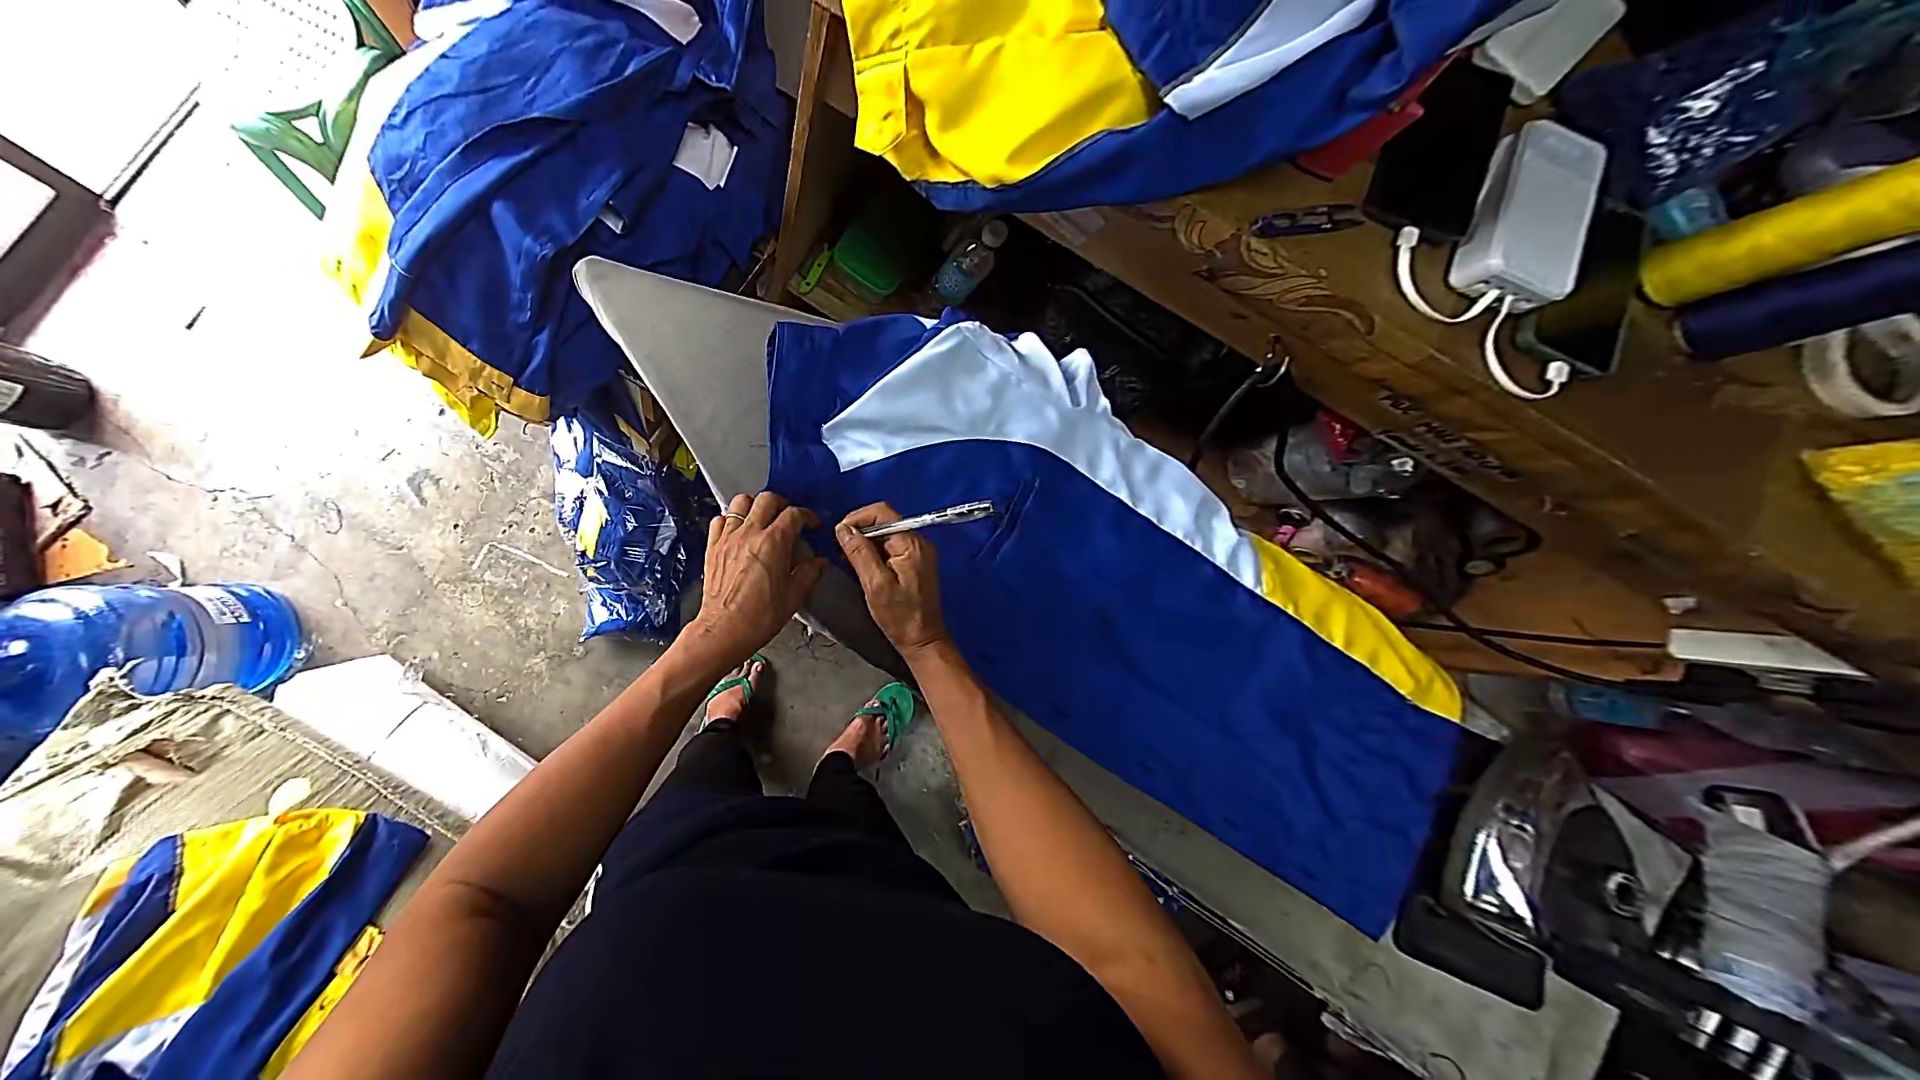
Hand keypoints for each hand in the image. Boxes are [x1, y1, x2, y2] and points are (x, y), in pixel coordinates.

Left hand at [681, 492, 826, 669]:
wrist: (725, 630)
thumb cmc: (758, 616)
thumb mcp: (794, 595)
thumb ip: (810, 573)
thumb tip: (819, 563)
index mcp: (774, 543)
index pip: (795, 514)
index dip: (808, 516)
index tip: (812, 525)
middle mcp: (750, 534)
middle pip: (767, 499)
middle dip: (783, 504)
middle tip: (789, 516)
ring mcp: (728, 538)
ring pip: (741, 502)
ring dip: (755, 505)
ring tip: (763, 517)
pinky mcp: (713, 547)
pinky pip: (720, 520)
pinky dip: (731, 519)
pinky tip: (739, 531)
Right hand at [835, 502, 949, 656]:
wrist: (923, 640)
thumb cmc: (900, 616)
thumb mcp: (875, 584)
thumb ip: (860, 553)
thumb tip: (843, 529)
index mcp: (912, 544)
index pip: (883, 512)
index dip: (857, 518)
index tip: (838, 534)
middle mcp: (919, 542)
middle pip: (885, 521)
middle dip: (860, 531)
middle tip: (840, 549)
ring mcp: (919, 552)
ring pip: (886, 534)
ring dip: (866, 542)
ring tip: (848, 558)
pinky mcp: (915, 562)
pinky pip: (891, 547)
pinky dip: (875, 552)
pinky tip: (863, 565)